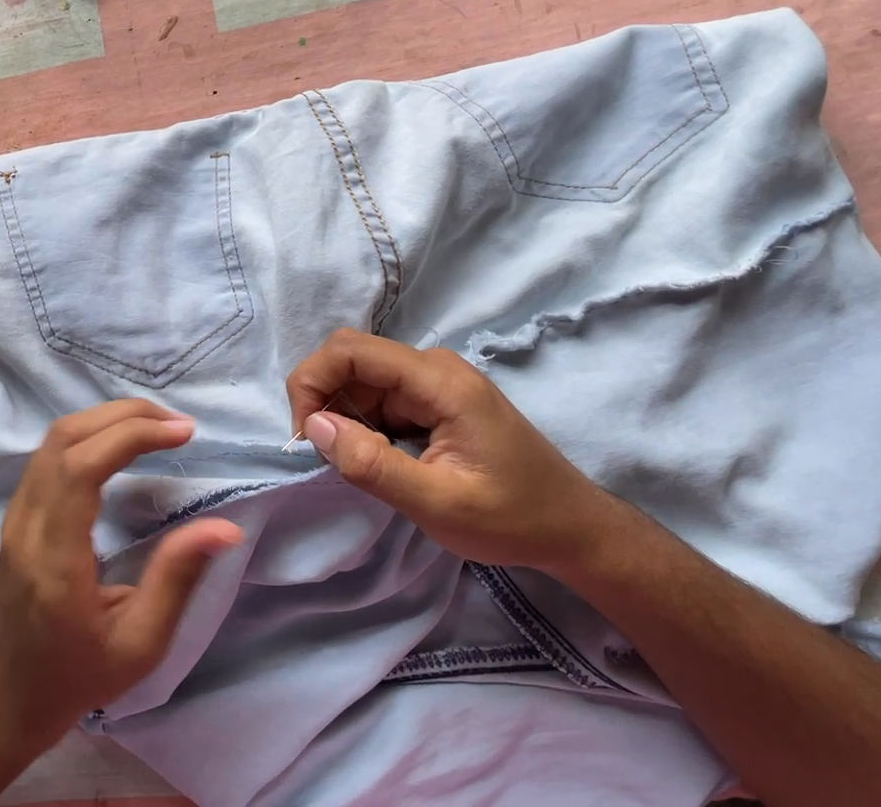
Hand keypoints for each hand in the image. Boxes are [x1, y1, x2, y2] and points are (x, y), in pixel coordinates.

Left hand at [0, 400, 242, 740]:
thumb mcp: (140, 642)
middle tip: (178, 425)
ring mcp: (15, 515)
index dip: (131, 436)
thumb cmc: (80, 673)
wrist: (12, 688)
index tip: (183, 433)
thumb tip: (226, 527)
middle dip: (124, 416)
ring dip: (105, 420)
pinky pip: (48, 454)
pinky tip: (122, 444)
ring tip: (157, 427)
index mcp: (55, 558)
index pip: (81, 468)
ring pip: (52, 440)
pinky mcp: (16, 512)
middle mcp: (27, 524)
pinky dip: (89, 434)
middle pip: (64, 439)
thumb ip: (176, 579)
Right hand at [287, 329, 617, 572]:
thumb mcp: (437, 504)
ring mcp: (434, 382)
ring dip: (342, 416)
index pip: (350, 350)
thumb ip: (372, 465)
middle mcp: (434, 368)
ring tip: (358, 464)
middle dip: (323, 401)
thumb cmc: (511, 519)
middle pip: (350, 361)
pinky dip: (361, 424)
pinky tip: (376, 458)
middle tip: (327, 455)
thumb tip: (313, 426)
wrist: (573, 529)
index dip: (313, 382)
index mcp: (440, 382)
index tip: (306, 434)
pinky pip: (378, 397)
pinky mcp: (433, 400)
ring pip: (360, 380)